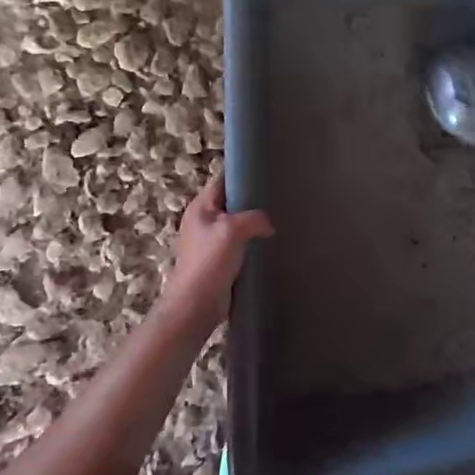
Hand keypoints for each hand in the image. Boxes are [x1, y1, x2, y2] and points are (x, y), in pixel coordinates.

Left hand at [165, 172, 272, 324]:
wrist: (196, 305)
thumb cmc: (210, 262)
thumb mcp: (233, 230)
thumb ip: (254, 218)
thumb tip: (268, 224)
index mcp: (201, 207)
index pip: (222, 180)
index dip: (241, 172)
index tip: (266, 168)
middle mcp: (203, 220)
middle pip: (230, 201)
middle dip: (251, 198)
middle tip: (278, 194)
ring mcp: (210, 241)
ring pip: (236, 223)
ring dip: (253, 222)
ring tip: (278, 217)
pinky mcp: (218, 259)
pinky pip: (239, 242)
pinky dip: (252, 240)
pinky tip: (269, 242)